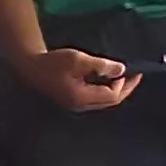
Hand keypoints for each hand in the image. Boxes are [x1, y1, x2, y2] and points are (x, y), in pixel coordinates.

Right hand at [15, 48, 141, 111]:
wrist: (32, 66)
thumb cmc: (53, 62)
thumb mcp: (79, 60)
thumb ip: (101, 66)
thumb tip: (120, 70)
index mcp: (81, 97)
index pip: (111, 96)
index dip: (125, 85)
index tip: (133, 71)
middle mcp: (79, 105)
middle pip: (109, 102)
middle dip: (123, 89)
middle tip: (133, 76)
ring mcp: (75, 105)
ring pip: (102, 102)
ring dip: (114, 90)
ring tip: (121, 77)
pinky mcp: (72, 100)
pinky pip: (94, 99)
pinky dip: (104, 90)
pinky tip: (106, 80)